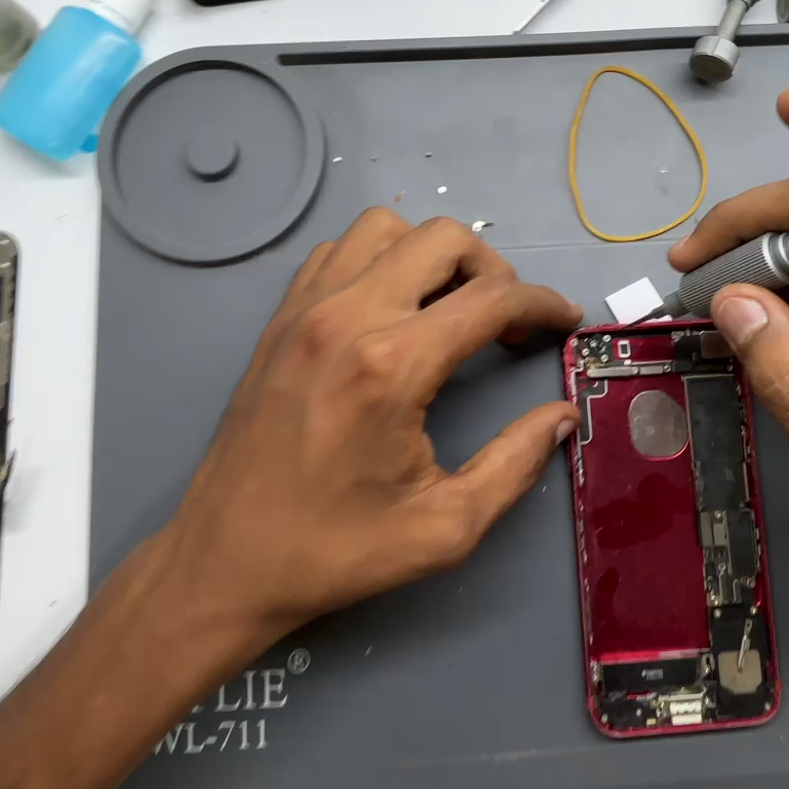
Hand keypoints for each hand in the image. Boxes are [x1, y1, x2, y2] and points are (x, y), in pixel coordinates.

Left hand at [158, 209, 583, 636]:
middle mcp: (348, 316)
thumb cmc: (335, 551)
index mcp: (392, 365)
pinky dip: (378, 260)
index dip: (542, 305)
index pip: (491, 299)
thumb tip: (561, 417)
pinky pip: (338, 251)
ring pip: (386, 227)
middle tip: (506, 322)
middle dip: (494, 271)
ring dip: (432, 254)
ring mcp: (306, 308)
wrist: (224, 560)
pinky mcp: (280, 316)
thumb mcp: (445, 527)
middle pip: (443, 239)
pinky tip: (390, 307)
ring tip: (448, 306)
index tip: (564, 321)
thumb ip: (516, 464)